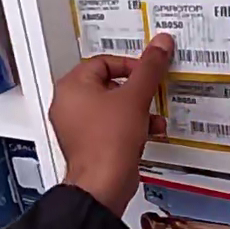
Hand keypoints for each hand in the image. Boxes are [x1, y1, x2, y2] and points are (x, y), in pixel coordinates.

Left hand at [52, 33, 173, 212]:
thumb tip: (160, 45)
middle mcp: (69, 105)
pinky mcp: (89, 144)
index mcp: (72, 87)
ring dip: (137, 109)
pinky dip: (130, 126)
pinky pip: (111, 126)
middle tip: (149, 91)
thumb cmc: (108, 143)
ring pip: (111, 107)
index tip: (147, 70)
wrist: (104, 183)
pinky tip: (148, 131)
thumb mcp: (136, 97)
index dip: (130, 64)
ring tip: (152, 115)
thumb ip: (150, 68)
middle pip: (108, 84)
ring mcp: (77, 126)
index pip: (103, 62)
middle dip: (135, 90)